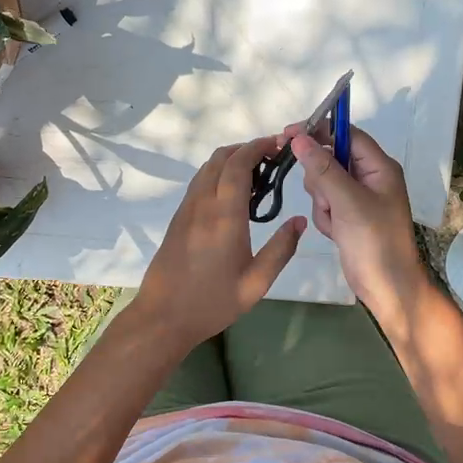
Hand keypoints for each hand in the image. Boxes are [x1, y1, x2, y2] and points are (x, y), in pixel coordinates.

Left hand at [130, 135, 305, 350]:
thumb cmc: (212, 302)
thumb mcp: (256, 283)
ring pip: (207, 168)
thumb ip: (281, 249)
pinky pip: (199, 182)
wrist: (162, 317)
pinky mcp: (179, 218)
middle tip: (271, 158)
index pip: (238, 165)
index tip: (278, 144)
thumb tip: (300, 221)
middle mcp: (203, 204)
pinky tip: (233, 194)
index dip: (258, 147)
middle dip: (246, 149)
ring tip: (256, 174)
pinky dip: (218, 174)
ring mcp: (187, 209)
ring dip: (231, 160)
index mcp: (224, 216)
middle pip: (221, 158)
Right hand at [287, 124, 425, 316]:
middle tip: (325, 199)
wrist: (387, 288)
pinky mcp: (348, 216)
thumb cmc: (375, 241)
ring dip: (322, 201)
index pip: (346, 134)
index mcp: (379, 167)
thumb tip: (299, 138)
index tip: (288, 134)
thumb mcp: (348, 202)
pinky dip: (325, 217)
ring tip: (336, 221)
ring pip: (324, 183)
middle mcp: (370, 177)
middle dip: (321, 179)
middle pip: (331, 158)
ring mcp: (359, 198)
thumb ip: (323, 168)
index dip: (318, 130)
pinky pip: (325, 204)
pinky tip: (335, 233)